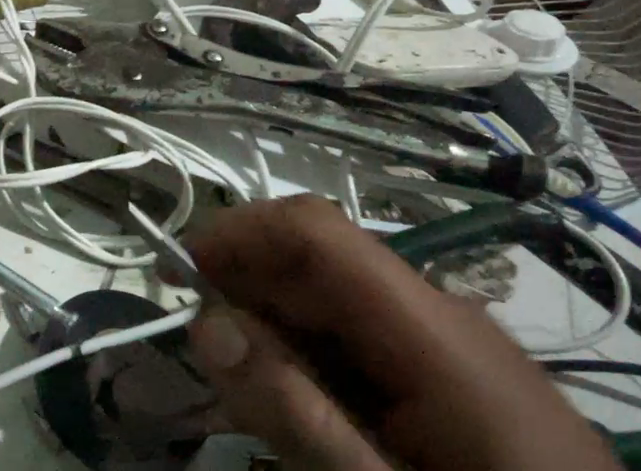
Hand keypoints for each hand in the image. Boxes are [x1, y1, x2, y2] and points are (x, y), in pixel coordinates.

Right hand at [182, 195, 621, 470]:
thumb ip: (296, 413)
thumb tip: (207, 323)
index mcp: (433, 329)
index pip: (316, 228)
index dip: (238, 232)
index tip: (180, 275)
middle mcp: (443, 313)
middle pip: (317, 263)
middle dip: (247, 292)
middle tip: (213, 363)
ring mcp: (456, 342)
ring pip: (334, 300)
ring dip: (277, 331)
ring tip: (259, 400)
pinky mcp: (460, 373)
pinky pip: (365, 338)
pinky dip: (316, 358)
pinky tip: (312, 412)